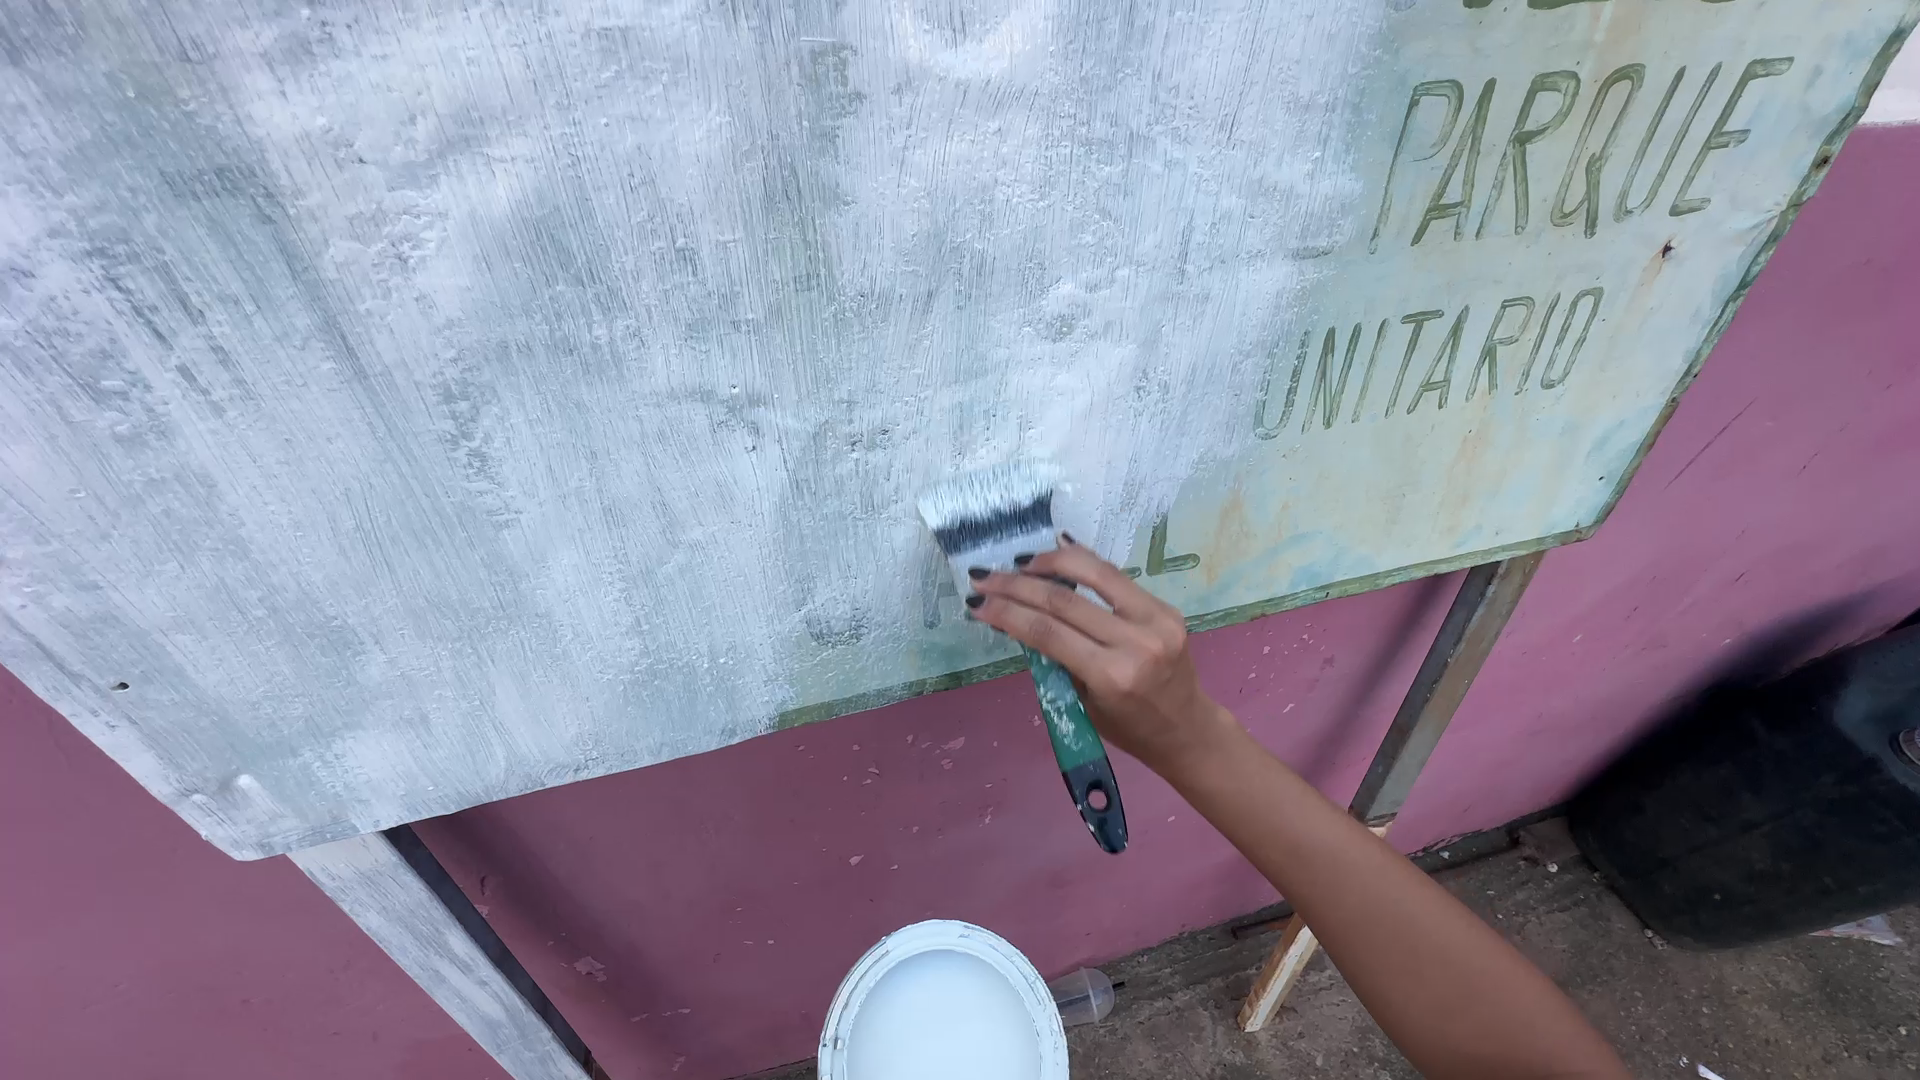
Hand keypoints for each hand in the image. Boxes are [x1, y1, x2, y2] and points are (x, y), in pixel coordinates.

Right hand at [967, 537, 1235, 773]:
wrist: (1187, 729)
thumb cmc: (1126, 727)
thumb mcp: (1081, 702)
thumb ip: (1055, 657)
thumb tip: (1016, 615)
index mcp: (1112, 676)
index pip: (1048, 633)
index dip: (1007, 613)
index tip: (977, 602)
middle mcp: (1136, 643)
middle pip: (1063, 601)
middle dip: (1016, 585)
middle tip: (984, 577)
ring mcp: (1156, 620)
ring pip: (1094, 574)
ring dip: (1050, 562)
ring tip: (1020, 562)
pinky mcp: (1166, 607)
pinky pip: (1116, 577)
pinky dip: (1082, 562)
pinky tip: (1056, 551)